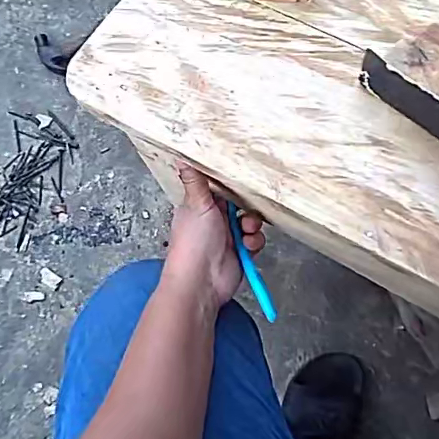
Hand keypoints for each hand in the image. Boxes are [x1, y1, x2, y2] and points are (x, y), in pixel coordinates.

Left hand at [159, 163, 265, 305]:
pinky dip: (254, 242)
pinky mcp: (241, 250)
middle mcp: (214, 220)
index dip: (232, 183)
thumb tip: (181, 157)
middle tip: (246, 208)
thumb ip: (196, 181)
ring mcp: (229, 236)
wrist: (202, 282)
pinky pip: (256, 239)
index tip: (244, 176)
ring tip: (245, 232)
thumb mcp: (196, 206)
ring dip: (252, 225)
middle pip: (240, 203)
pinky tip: (246, 246)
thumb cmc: (193, 244)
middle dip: (248, 206)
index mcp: (200, 206)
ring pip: (251, 221)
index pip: (220, 188)